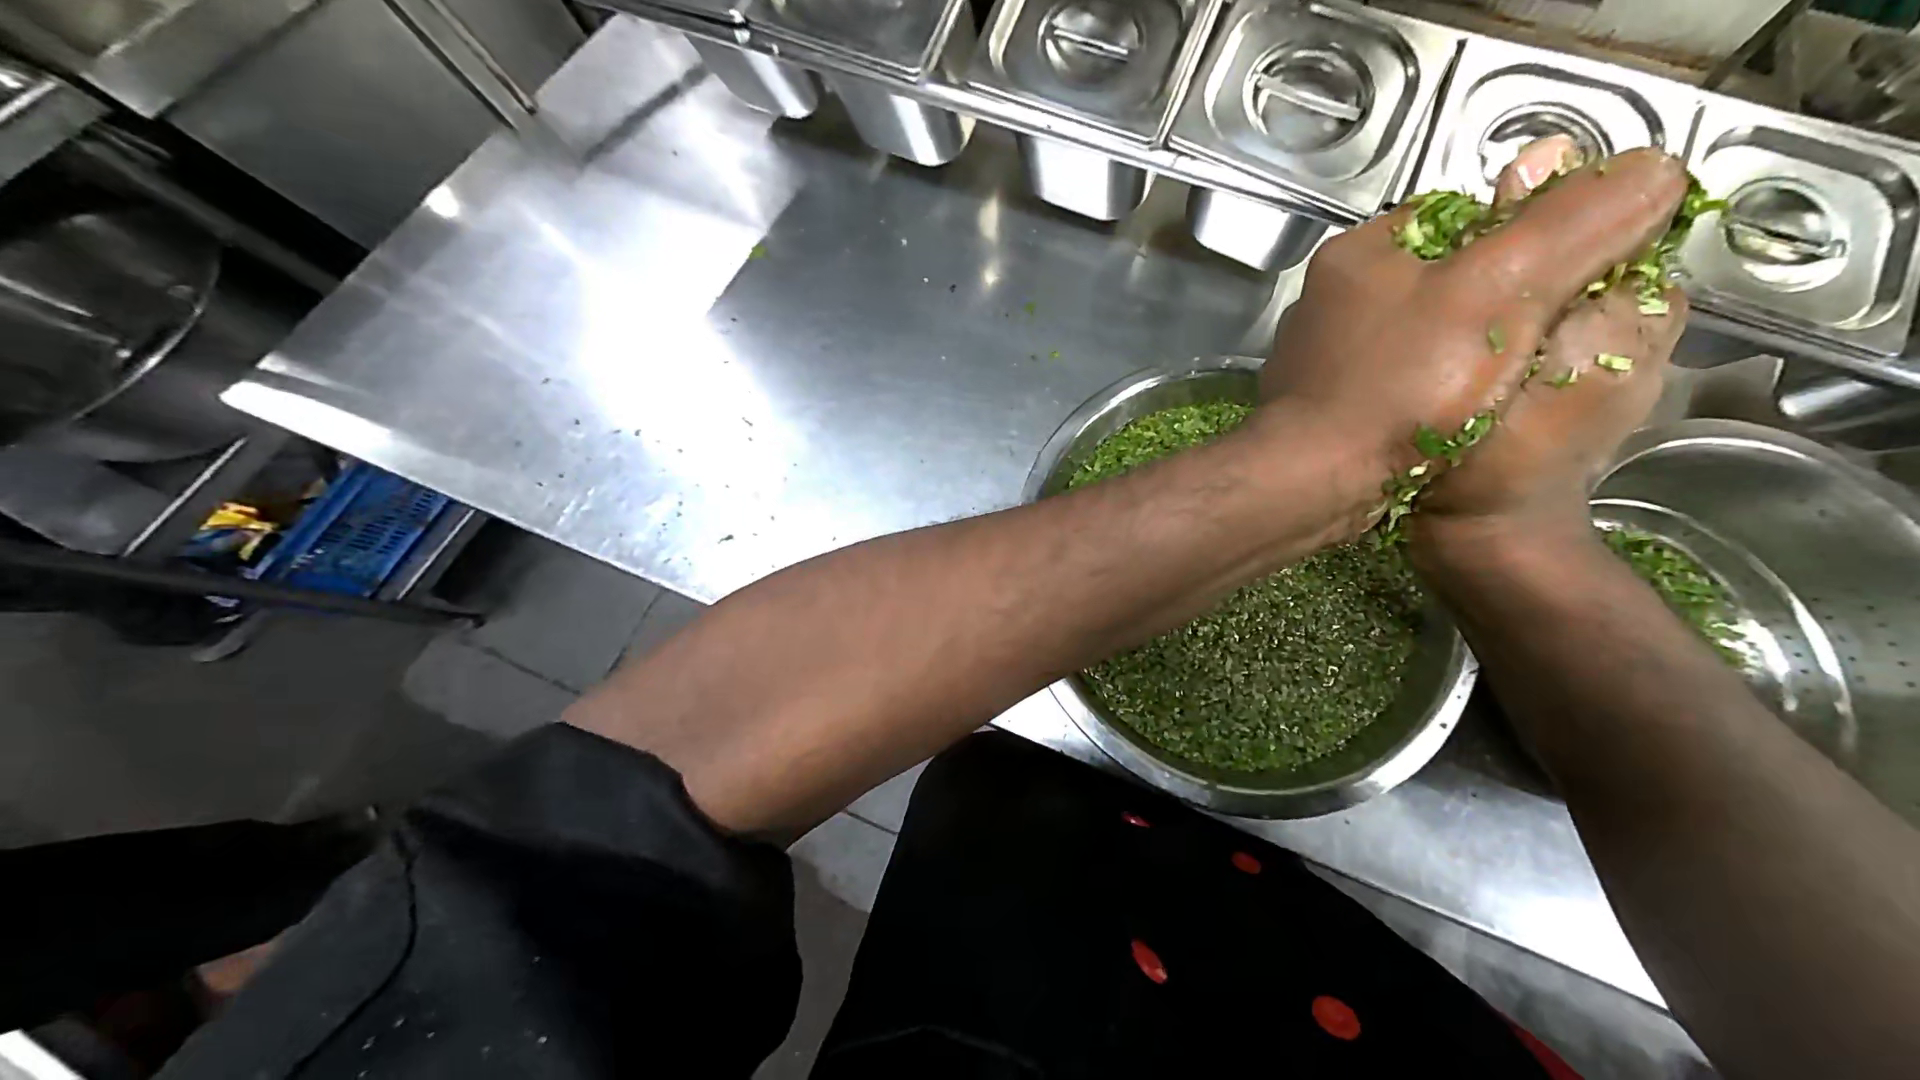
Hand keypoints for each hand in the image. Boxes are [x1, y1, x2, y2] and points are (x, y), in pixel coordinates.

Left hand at [1247, 145, 1687, 536]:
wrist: (1315, 480)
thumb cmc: (1401, 383)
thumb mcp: (1502, 286)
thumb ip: (1577, 221)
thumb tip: (1650, 169)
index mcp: (1360, 252)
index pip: (1469, 215)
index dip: (1536, 235)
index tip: (1577, 271)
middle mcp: (1330, 300)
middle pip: (1446, 278)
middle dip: (1506, 300)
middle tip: (1550, 332)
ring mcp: (1320, 356)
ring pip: (1423, 335)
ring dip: (1472, 350)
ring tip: (1511, 378)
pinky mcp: (1322, 405)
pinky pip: (1397, 381)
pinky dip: (1433, 389)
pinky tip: (1459, 411)